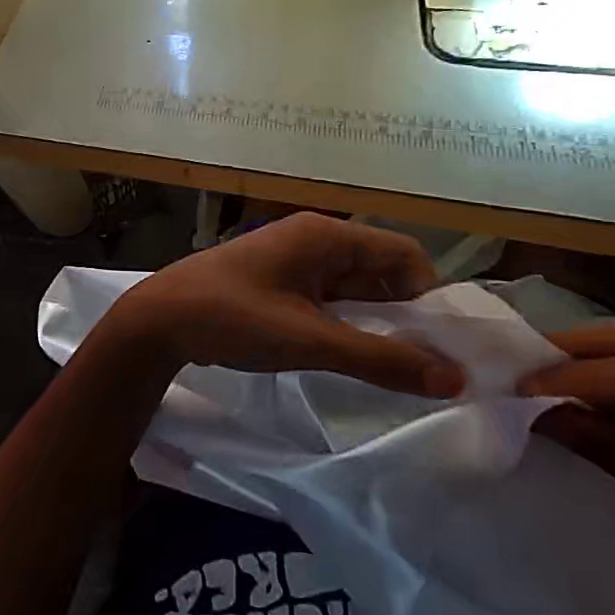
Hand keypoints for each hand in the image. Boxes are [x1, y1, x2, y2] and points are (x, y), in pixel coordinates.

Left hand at [103, 213, 462, 396]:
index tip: (442, 346)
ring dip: (375, 323)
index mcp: (325, 236)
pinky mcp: (280, 281)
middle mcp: (314, 239)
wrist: (160, 318)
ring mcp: (294, 260)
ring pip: (355, 288)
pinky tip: (350, 357)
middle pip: (382, 270)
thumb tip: (454, 378)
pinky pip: (328, 298)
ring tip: (392, 369)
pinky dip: (345, 324)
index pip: (403, 253)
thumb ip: (379, 358)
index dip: (430, 295)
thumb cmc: (233, 317)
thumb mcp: (309, 339)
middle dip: (405, 315)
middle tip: (424, 367)